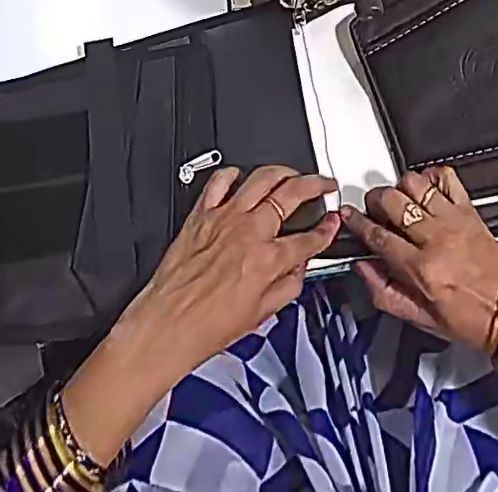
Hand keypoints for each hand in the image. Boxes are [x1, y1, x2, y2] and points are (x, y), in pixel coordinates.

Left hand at [110, 165, 340, 381]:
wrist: (166, 326)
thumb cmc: (206, 327)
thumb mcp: (261, 314)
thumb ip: (288, 285)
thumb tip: (299, 268)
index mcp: (268, 260)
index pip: (310, 237)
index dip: (327, 229)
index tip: (332, 224)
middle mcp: (249, 232)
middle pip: (293, 192)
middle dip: (317, 184)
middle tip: (324, 184)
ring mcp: (225, 218)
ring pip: (262, 177)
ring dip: (284, 171)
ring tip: (292, 174)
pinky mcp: (202, 214)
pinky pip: (220, 181)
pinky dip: (234, 174)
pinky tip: (242, 177)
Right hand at [338, 166, 497, 353]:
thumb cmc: (470, 319)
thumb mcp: (420, 319)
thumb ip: (385, 293)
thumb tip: (363, 268)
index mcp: (422, 270)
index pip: (378, 236)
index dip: (357, 223)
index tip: (349, 215)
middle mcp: (436, 239)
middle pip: (392, 201)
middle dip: (375, 200)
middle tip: (374, 208)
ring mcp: (454, 220)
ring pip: (415, 184)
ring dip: (401, 188)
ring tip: (400, 200)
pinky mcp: (469, 210)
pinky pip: (446, 177)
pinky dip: (432, 176)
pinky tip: (426, 190)